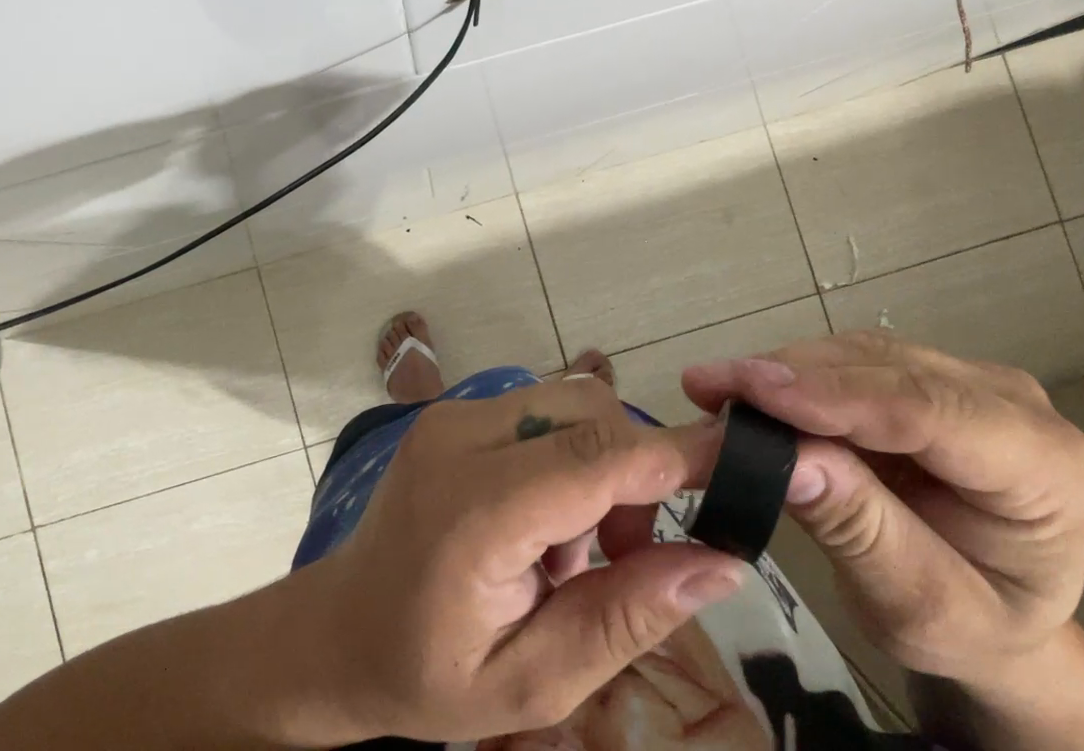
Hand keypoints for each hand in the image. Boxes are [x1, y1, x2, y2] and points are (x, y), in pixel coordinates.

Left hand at [302, 375, 745, 743]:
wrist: (337, 632)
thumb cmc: (426, 670)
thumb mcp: (532, 678)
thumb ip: (625, 617)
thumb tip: (721, 562)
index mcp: (473, 511)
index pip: (597, 457)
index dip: (678, 456)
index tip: (745, 463)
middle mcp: (458, 439)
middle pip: (592, 415)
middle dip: (637, 478)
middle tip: (623, 559)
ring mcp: (450, 417)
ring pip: (573, 405)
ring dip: (603, 468)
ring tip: (573, 553)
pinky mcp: (453, 415)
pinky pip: (543, 412)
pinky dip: (571, 457)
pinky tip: (544, 523)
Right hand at [681, 332, 1083, 684]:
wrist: (992, 617)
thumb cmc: (969, 627)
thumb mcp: (919, 608)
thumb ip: (863, 533)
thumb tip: (789, 462)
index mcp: (1047, 467)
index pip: (932, 412)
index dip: (836, 395)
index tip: (749, 388)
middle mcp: (1015, 405)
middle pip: (890, 371)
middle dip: (793, 376)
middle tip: (705, 387)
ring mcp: (968, 383)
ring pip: (863, 355)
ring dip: (785, 371)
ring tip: (715, 392)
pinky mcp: (926, 377)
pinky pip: (851, 361)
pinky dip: (794, 377)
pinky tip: (748, 393)